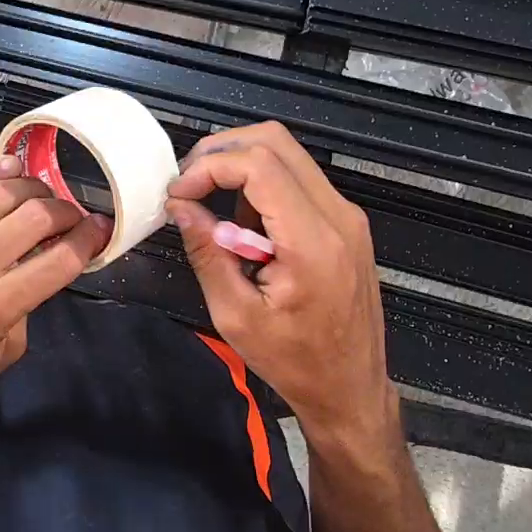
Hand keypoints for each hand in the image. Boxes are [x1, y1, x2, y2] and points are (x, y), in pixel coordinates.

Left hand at [0, 155, 111, 427]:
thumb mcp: (8, 350)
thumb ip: (31, 300)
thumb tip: (47, 256)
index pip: (58, 260)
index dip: (89, 239)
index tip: (101, 229)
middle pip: (33, 217)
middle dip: (65, 210)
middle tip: (73, 214)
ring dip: (31, 186)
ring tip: (44, 191)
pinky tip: (7, 166)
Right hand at [163, 123, 398, 448]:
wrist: (352, 390)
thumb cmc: (295, 362)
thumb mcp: (235, 315)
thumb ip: (207, 252)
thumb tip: (180, 205)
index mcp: (313, 242)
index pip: (259, 165)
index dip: (209, 168)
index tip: (179, 194)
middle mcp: (338, 216)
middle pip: (274, 141)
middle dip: (221, 152)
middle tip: (188, 184)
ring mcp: (346, 216)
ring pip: (285, 153)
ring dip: (239, 168)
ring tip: (214, 211)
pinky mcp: (344, 222)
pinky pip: (296, 178)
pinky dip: (259, 185)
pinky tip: (243, 227)